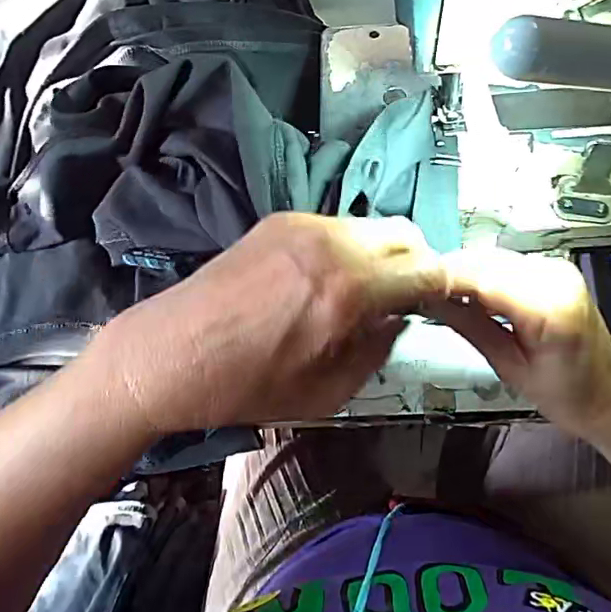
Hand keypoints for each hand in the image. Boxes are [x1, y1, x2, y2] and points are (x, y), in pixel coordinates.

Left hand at [90, 214, 446, 434]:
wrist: (166, 353)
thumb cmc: (244, 386)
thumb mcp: (325, 391)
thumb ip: (376, 349)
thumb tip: (399, 318)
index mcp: (348, 288)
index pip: (427, 269)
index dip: (444, 288)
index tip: (443, 307)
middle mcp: (331, 242)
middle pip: (405, 233)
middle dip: (418, 264)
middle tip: (406, 300)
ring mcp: (301, 224)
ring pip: (370, 225)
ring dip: (382, 253)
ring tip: (363, 292)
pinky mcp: (278, 220)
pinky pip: (335, 226)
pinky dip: (348, 248)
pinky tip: (325, 280)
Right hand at [430, 248, 610, 449]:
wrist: (609, 395)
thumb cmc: (568, 395)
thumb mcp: (509, 367)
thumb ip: (468, 325)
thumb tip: (428, 300)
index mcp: (551, 307)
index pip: (481, 278)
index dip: (441, 279)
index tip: (409, 287)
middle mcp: (557, 277)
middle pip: (484, 261)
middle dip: (446, 274)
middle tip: (414, 291)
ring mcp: (557, 268)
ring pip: (490, 258)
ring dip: (460, 272)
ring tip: (433, 294)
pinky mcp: (552, 268)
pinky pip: (504, 263)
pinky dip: (479, 274)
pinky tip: (462, 292)